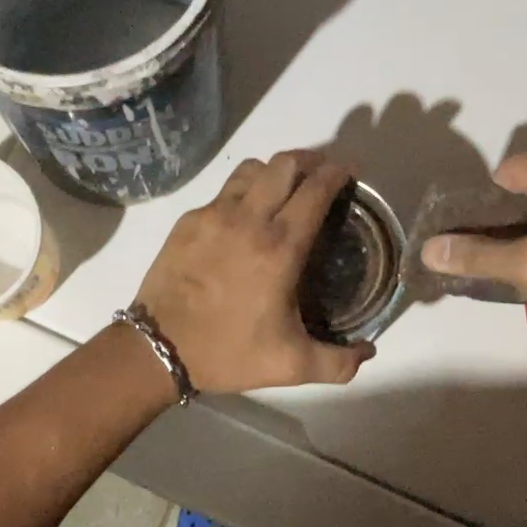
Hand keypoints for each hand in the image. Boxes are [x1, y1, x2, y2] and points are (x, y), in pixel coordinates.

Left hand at [134, 152, 376, 393]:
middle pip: (285, 163)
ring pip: (251, 169)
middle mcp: (248, 220)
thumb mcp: (291, 366)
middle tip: (323, 174)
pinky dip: (242, 192)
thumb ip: (338, 364)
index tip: (351, 172)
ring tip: (285, 188)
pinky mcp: (187, 222)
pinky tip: (244, 217)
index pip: (316, 189)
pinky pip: (222, 192)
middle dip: (311, 160)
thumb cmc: (227, 354)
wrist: (158, 349)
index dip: (338, 172)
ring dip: (275, 171)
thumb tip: (368, 352)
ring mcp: (213, 216)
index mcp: (279, 247)